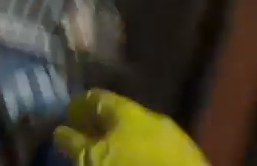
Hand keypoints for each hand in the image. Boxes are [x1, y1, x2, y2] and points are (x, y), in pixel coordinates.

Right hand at [52, 91, 208, 165]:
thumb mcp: (92, 159)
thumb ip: (72, 142)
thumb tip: (60, 130)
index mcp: (127, 109)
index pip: (93, 97)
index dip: (77, 109)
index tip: (68, 125)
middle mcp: (153, 116)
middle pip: (120, 117)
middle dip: (104, 129)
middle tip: (90, 145)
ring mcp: (179, 140)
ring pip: (144, 136)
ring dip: (127, 145)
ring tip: (116, 160)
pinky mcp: (196, 162)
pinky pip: (162, 154)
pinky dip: (147, 158)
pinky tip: (140, 165)